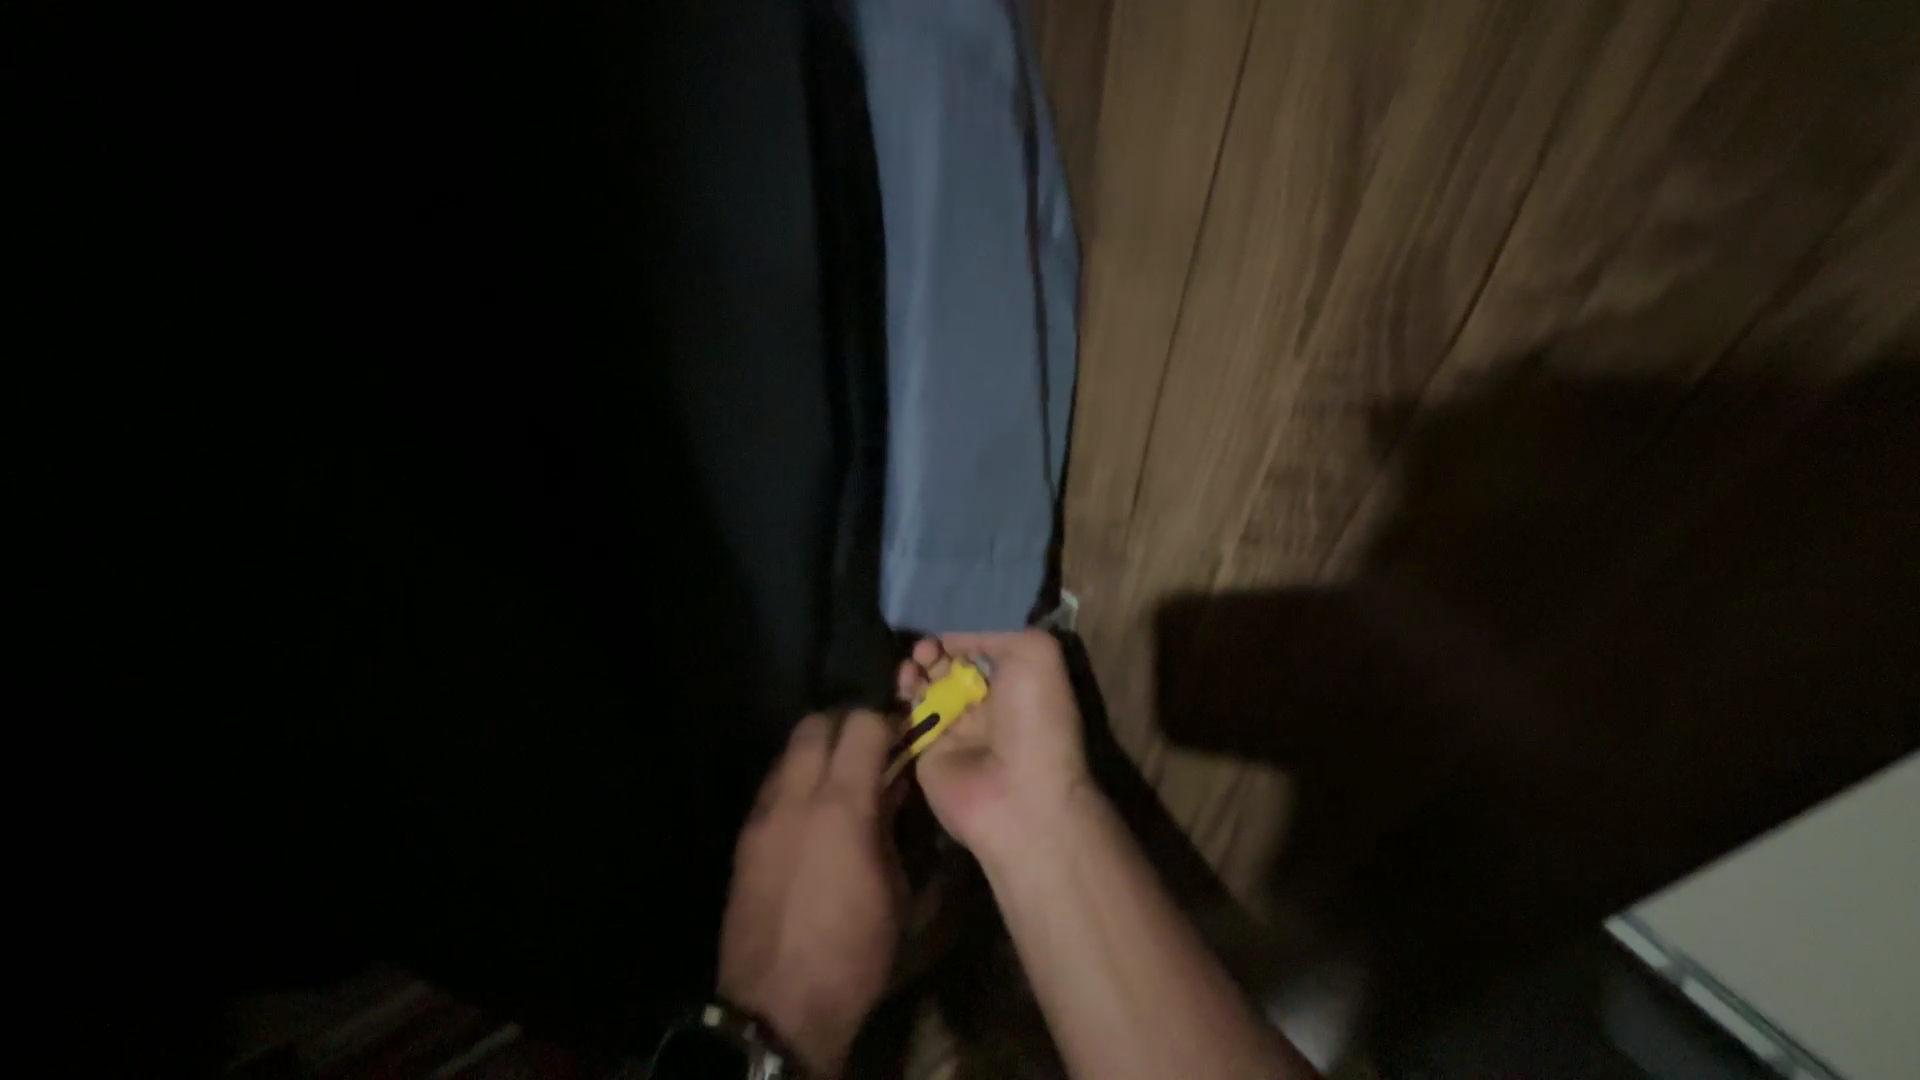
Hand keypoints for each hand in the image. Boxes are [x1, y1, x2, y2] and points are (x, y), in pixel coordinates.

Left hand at [719, 710, 902, 1076]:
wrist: (776, 1007)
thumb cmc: (853, 952)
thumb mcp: (896, 888)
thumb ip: (891, 823)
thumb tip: (892, 784)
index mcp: (842, 806)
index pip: (861, 724)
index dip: (886, 723)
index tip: (902, 740)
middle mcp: (794, 797)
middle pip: (816, 723)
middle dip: (847, 726)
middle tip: (871, 753)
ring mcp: (762, 815)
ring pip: (789, 751)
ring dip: (819, 753)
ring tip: (842, 783)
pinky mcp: (744, 837)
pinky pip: (773, 785)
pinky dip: (797, 782)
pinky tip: (813, 815)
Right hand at [895, 630, 1092, 864]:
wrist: (1018, 795)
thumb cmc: (1034, 718)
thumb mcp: (1035, 653)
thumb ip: (994, 632)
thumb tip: (952, 638)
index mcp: (1017, 682)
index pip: (982, 650)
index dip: (962, 634)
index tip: (944, 626)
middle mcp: (987, 705)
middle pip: (951, 667)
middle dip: (936, 650)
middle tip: (927, 647)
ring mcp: (955, 729)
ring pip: (927, 688)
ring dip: (918, 669)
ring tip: (916, 664)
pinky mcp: (926, 751)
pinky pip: (907, 717)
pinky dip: (901, 695)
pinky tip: (904, 683)